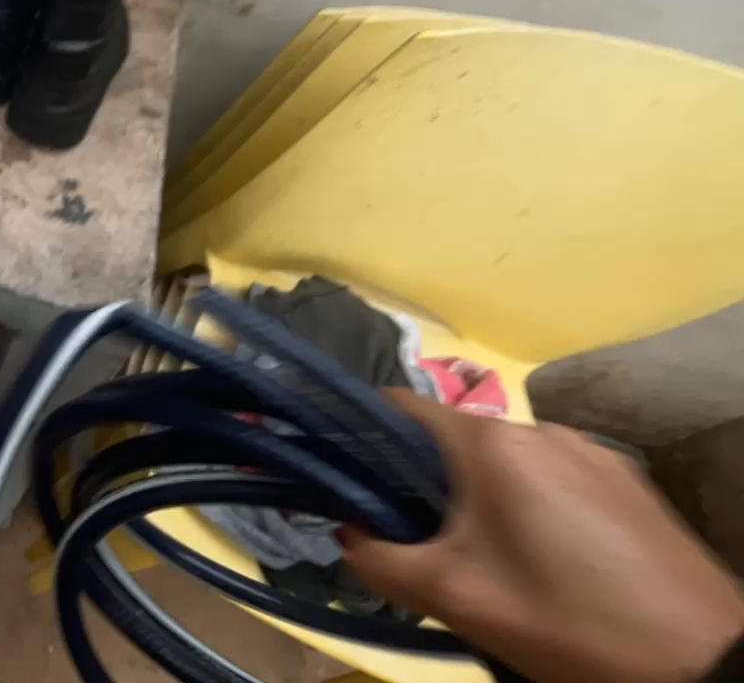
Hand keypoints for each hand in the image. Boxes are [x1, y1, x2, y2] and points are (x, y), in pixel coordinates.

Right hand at [340, 390, 743, 682]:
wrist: (721, 679)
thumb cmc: (570, 623)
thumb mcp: (452, 599)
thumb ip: (376, 558)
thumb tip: (352, 532)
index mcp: (489, 442)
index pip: (397, 404)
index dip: (365, 435)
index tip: (361, 481)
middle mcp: (538, 429)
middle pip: (449, 437)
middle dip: (427, 478)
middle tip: (430, 535)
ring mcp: (594, 454)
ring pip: (501, 458)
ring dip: (480, 490)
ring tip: (494, 552)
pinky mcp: (632, 484)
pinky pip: (551, 474)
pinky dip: (531, 501)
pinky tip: (551, 555)